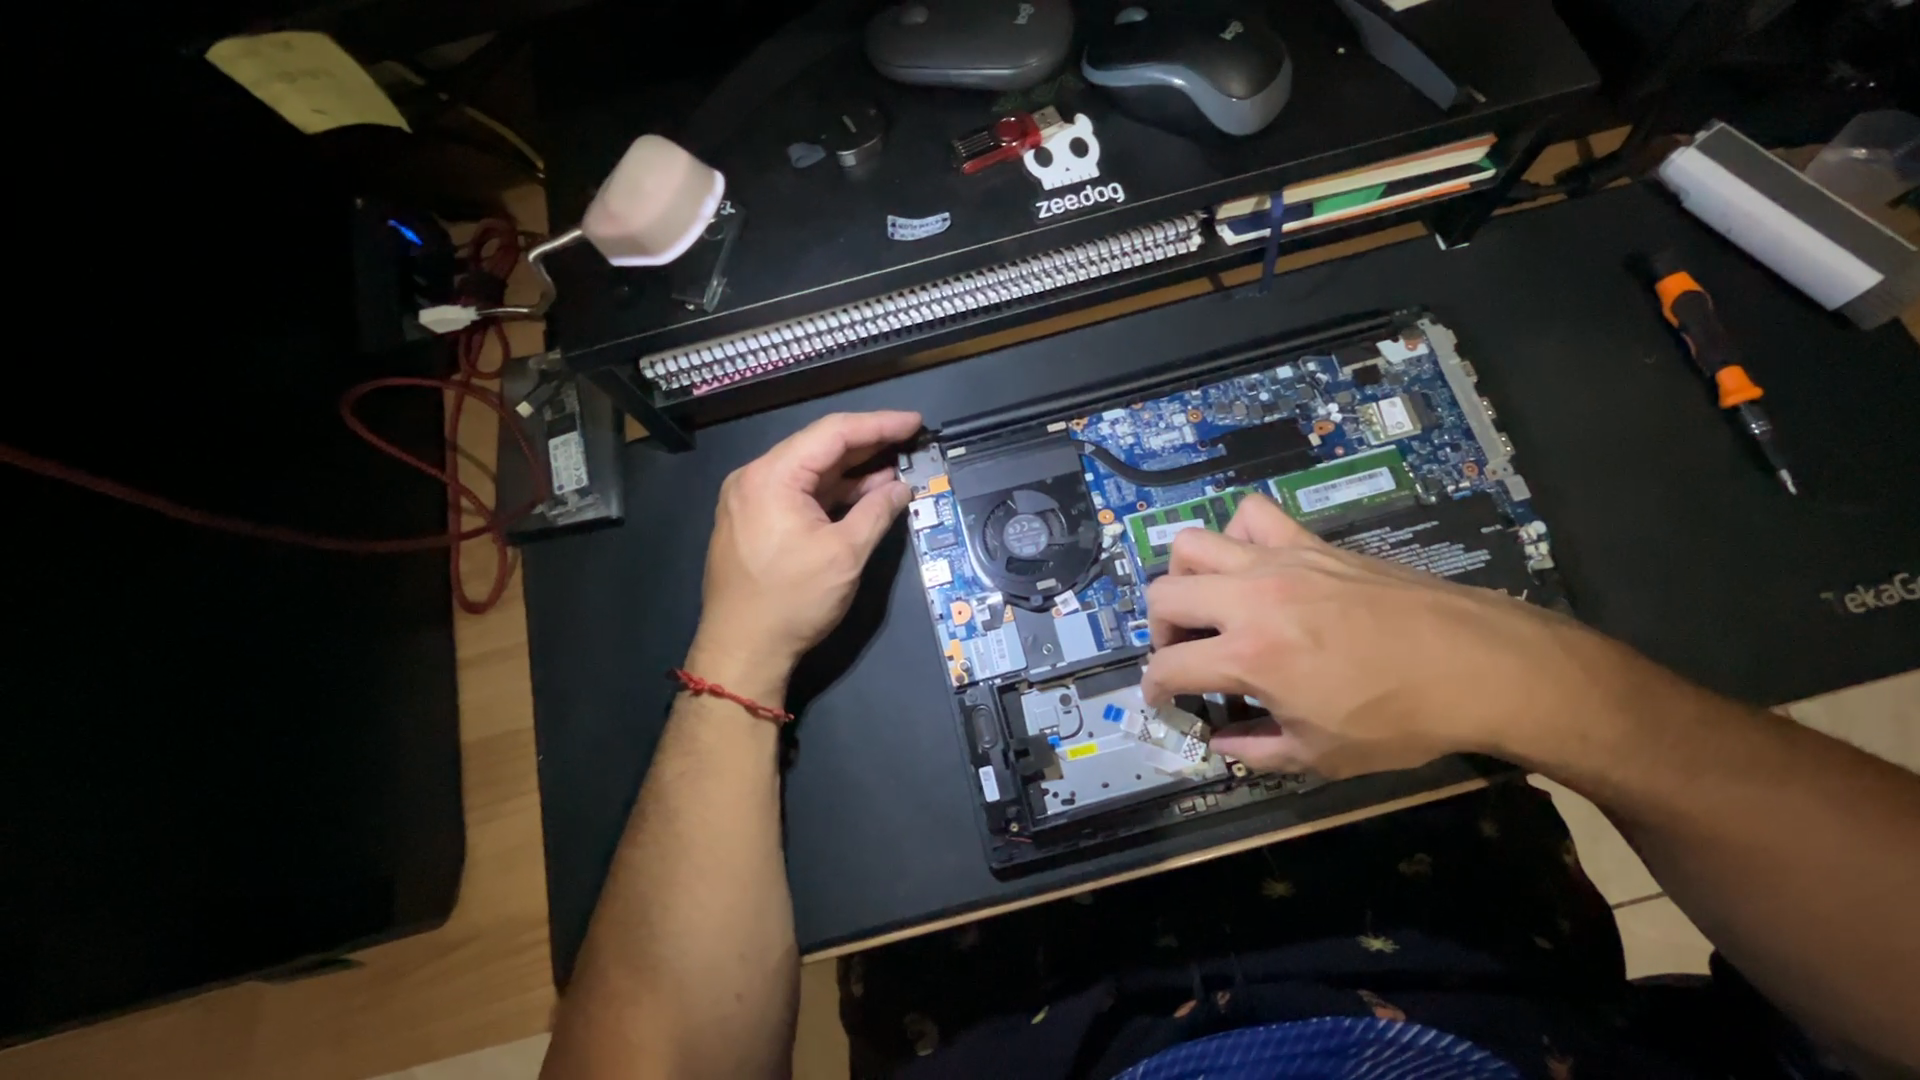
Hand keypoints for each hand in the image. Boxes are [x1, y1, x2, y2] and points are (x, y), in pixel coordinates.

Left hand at [687, 411, 921, 700]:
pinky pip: (800, 494)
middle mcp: (755, 478)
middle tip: (911, 441)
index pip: (832, 433)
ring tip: (897, 468)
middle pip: (819, 447)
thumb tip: (902, 488)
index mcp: (772, 476)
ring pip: (811, 472)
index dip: (879, 424)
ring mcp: (751, 500)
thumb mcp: (844, 555)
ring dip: (853, 471)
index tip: (915, 423)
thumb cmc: (792, 601)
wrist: (741, 650)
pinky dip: (833, 493)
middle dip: (868, 445)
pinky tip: (866, 494)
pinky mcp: (755, 521)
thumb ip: (877, 512)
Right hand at [1140, 494, 1645, 778]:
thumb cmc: (1399, 719)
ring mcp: (1279, 562)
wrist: (1476, 666)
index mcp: (1248, 657)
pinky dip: (1239, 535)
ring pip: (1193, 544)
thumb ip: (1255, 751)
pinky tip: (1255, 565)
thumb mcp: (1320, 756)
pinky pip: (1253, 515)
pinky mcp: (1309, 542)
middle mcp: (1250, 599)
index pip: (1167, 667)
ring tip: (1210, 604)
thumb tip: (1220, 741)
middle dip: (1158, 631)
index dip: (1154, 689)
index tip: (1163, 700)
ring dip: (1186, 577)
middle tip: (1186, 654)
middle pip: (1162, 595)